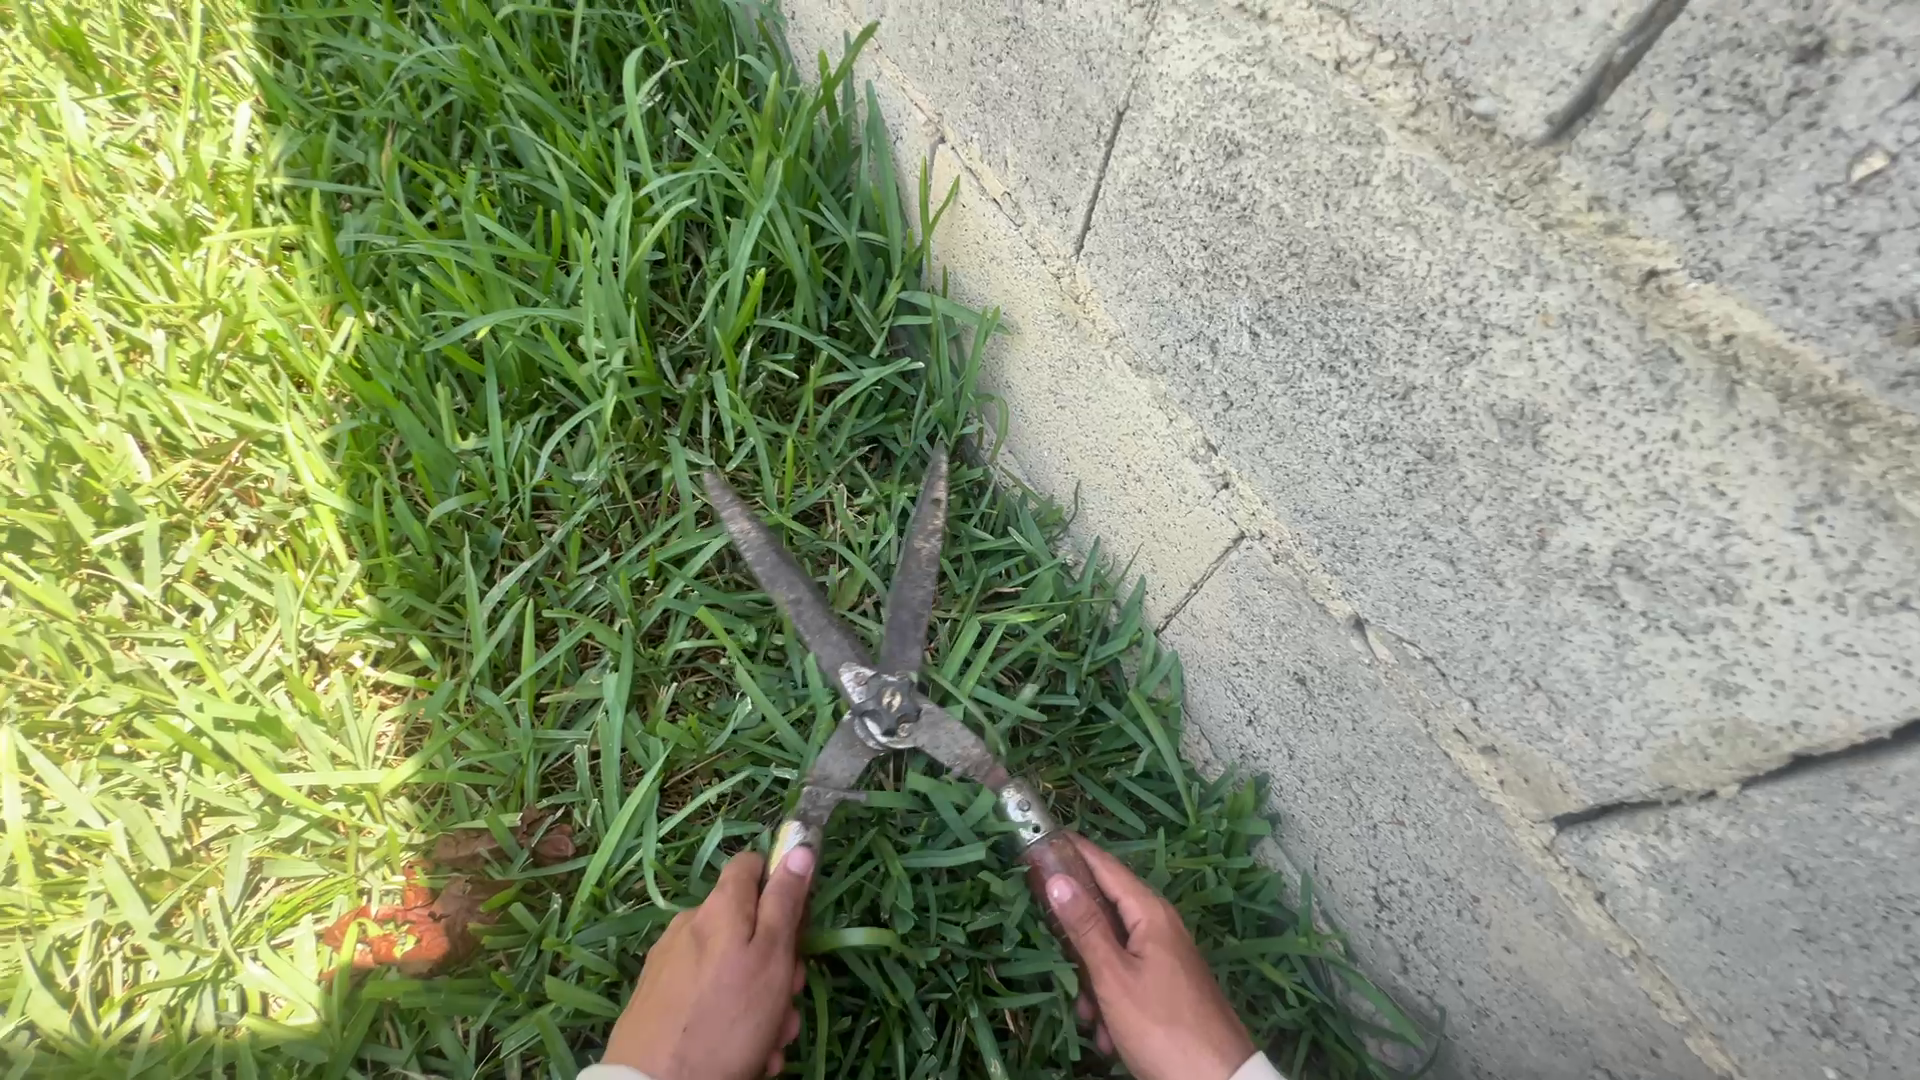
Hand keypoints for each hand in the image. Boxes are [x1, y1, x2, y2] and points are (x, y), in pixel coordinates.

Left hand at [602, 846, 814, 1079]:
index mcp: (720, 906)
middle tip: (788, 998)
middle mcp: (690, 924)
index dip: (779, 884)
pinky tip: (744, 1052)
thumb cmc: (726, 1020)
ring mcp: (668, 964)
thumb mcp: (772, 956)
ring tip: (770, 1041)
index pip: (752, 863)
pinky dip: (727, 1016)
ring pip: (730, 966)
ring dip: (757, 997)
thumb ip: (785, 901)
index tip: (796, 922)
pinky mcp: (654, 1002)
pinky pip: (705, 996)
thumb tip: (799, 848)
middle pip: (745, 922)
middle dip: (776, 959)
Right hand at [1044, 834, 1255, 1079]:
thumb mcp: (1114, 977)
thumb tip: (1056, 877)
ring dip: (1091, 977)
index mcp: (1150, 912)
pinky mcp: (1167, 986)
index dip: (1072, 850)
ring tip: (1086, 1013)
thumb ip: (1084, 926)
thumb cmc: (1162, 1027)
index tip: (1040, 840)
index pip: (1104, 864)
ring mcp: (1166, 956)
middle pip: (1105, 907)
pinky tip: (1104, 1033)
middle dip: (1075, 933)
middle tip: (1051, 946)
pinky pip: (1127, 976)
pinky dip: (1110, 998)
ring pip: (1112, 949)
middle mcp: (1160, 925)